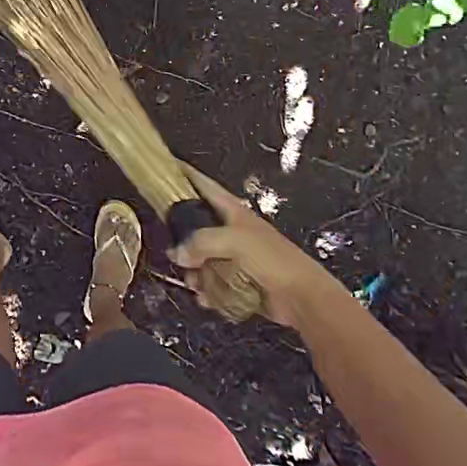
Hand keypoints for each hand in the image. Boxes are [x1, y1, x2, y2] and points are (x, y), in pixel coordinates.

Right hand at [171, 164, 345, 327]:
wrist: (301, 295)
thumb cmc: (270, 259)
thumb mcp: (233, 241)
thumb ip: (201, 243)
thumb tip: (177, 253)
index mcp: (232, 210)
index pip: (204, 185)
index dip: (185, 174)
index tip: (165, 168)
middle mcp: (230, 229)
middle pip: (196, 227)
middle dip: (184, 241)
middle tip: (175, 253)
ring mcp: (234, 256)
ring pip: (201, 258)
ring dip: (195, 272)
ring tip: (195, 283)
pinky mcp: (237, 280)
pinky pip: (212, 282)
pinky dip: (208, 290)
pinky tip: (207, 298)